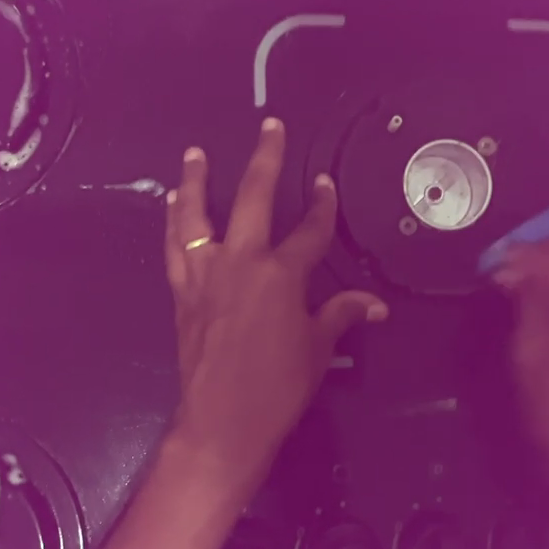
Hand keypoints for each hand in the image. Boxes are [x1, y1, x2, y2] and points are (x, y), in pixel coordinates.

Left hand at [164, 118, 386, 495]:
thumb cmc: (278, 386)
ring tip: (195, 154)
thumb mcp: (318, 349)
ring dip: (197, 181)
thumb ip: (341, 315)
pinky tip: (172, 204)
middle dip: (265, 159)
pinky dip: (173, 222)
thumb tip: (376, 305)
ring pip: (197, 215)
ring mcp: (206, 274)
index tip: (325, 183)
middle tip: (268, 126)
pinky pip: (175, 247)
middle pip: (254, 198)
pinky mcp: (183, 292)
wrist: (222, 421)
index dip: (322, 206)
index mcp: (282, 274)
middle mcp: (242, 261)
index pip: (310, 231)